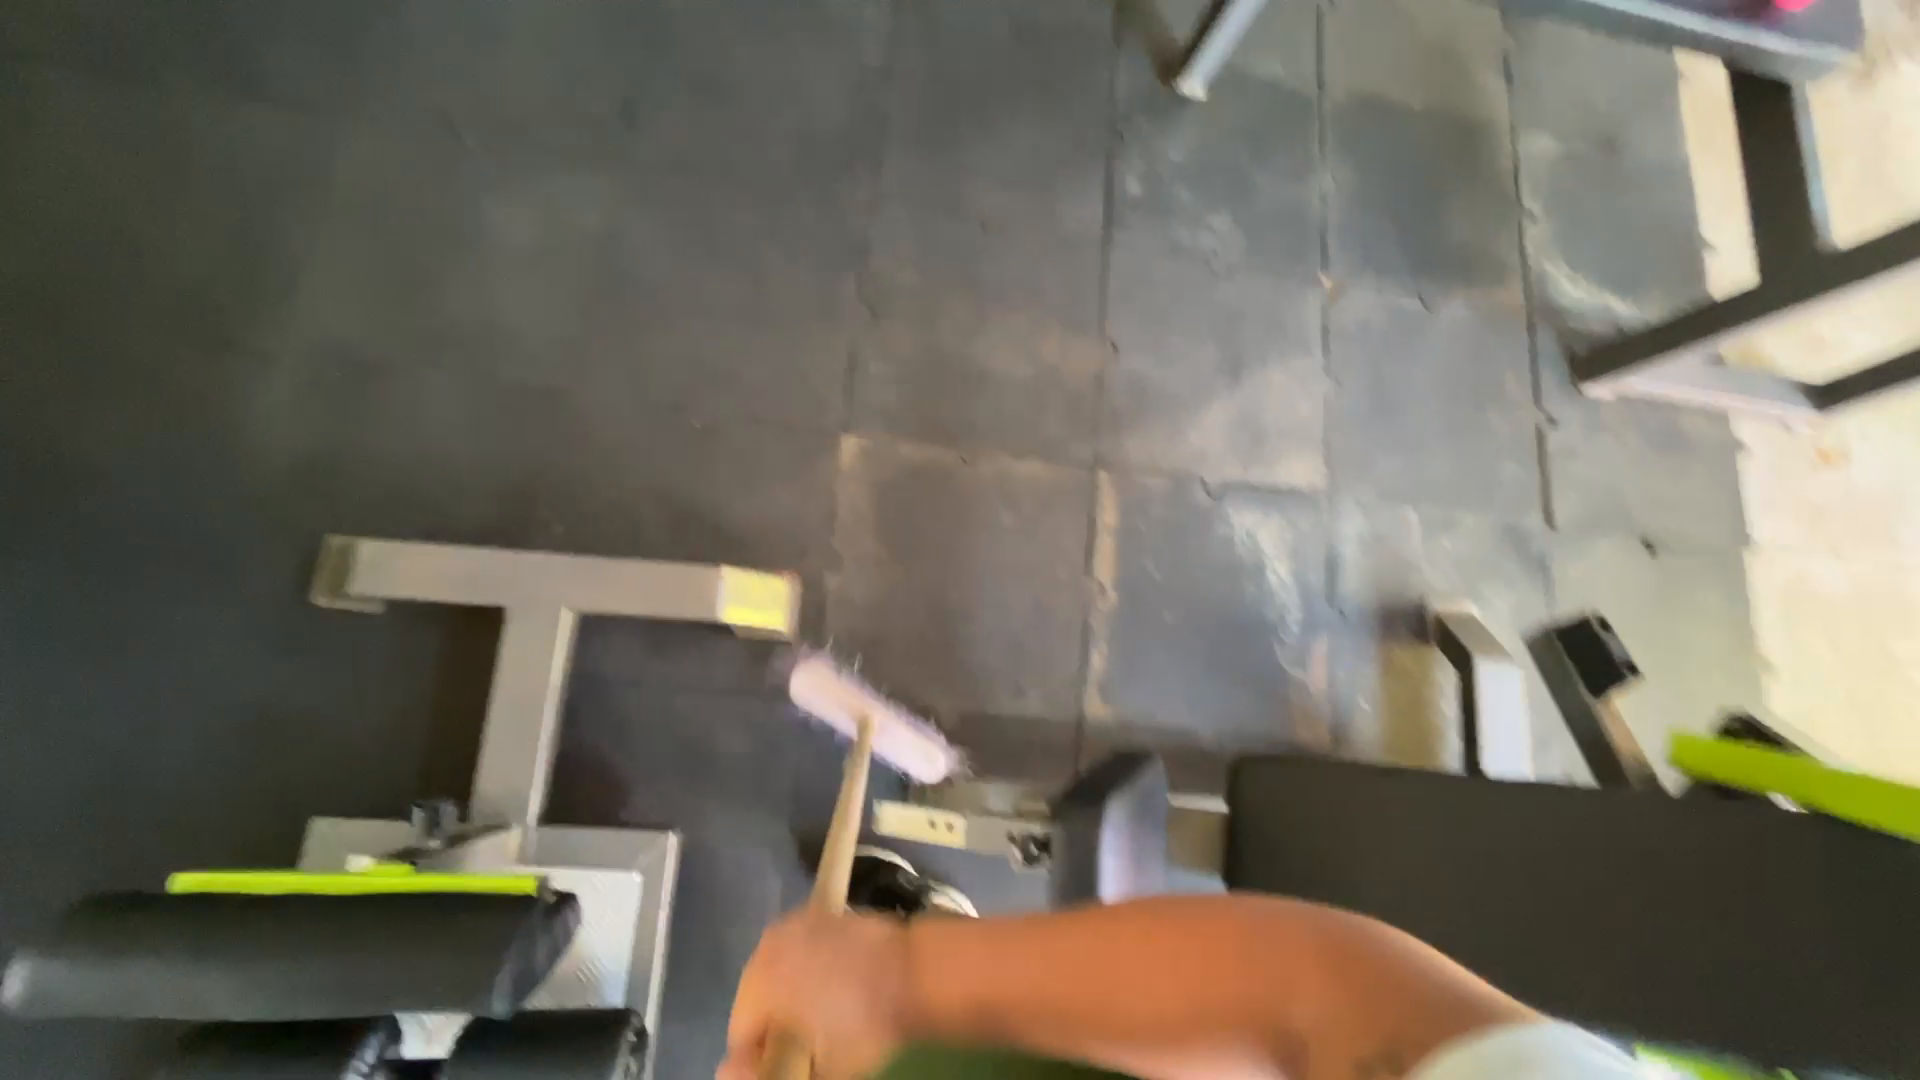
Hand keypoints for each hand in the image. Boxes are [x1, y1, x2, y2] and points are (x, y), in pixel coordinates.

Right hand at [718, 910, 918, 1079]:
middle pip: (756, 994)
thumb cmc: (866, 1025)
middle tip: (803, 1051)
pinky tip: (835, 990)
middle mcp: (773, 941)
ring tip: (819, 1022)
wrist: (919, 972)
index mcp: (762, 977)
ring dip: (788, 996)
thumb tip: (730, 1073)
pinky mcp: (828, 915)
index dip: (758, 1062)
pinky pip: (804, 950)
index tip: (788, 1072)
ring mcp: (802, 921)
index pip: (741, 1032)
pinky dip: (809, 971)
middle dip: (772, 1024)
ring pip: (780, 969)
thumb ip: (769, 1079)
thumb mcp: (821, 1072)